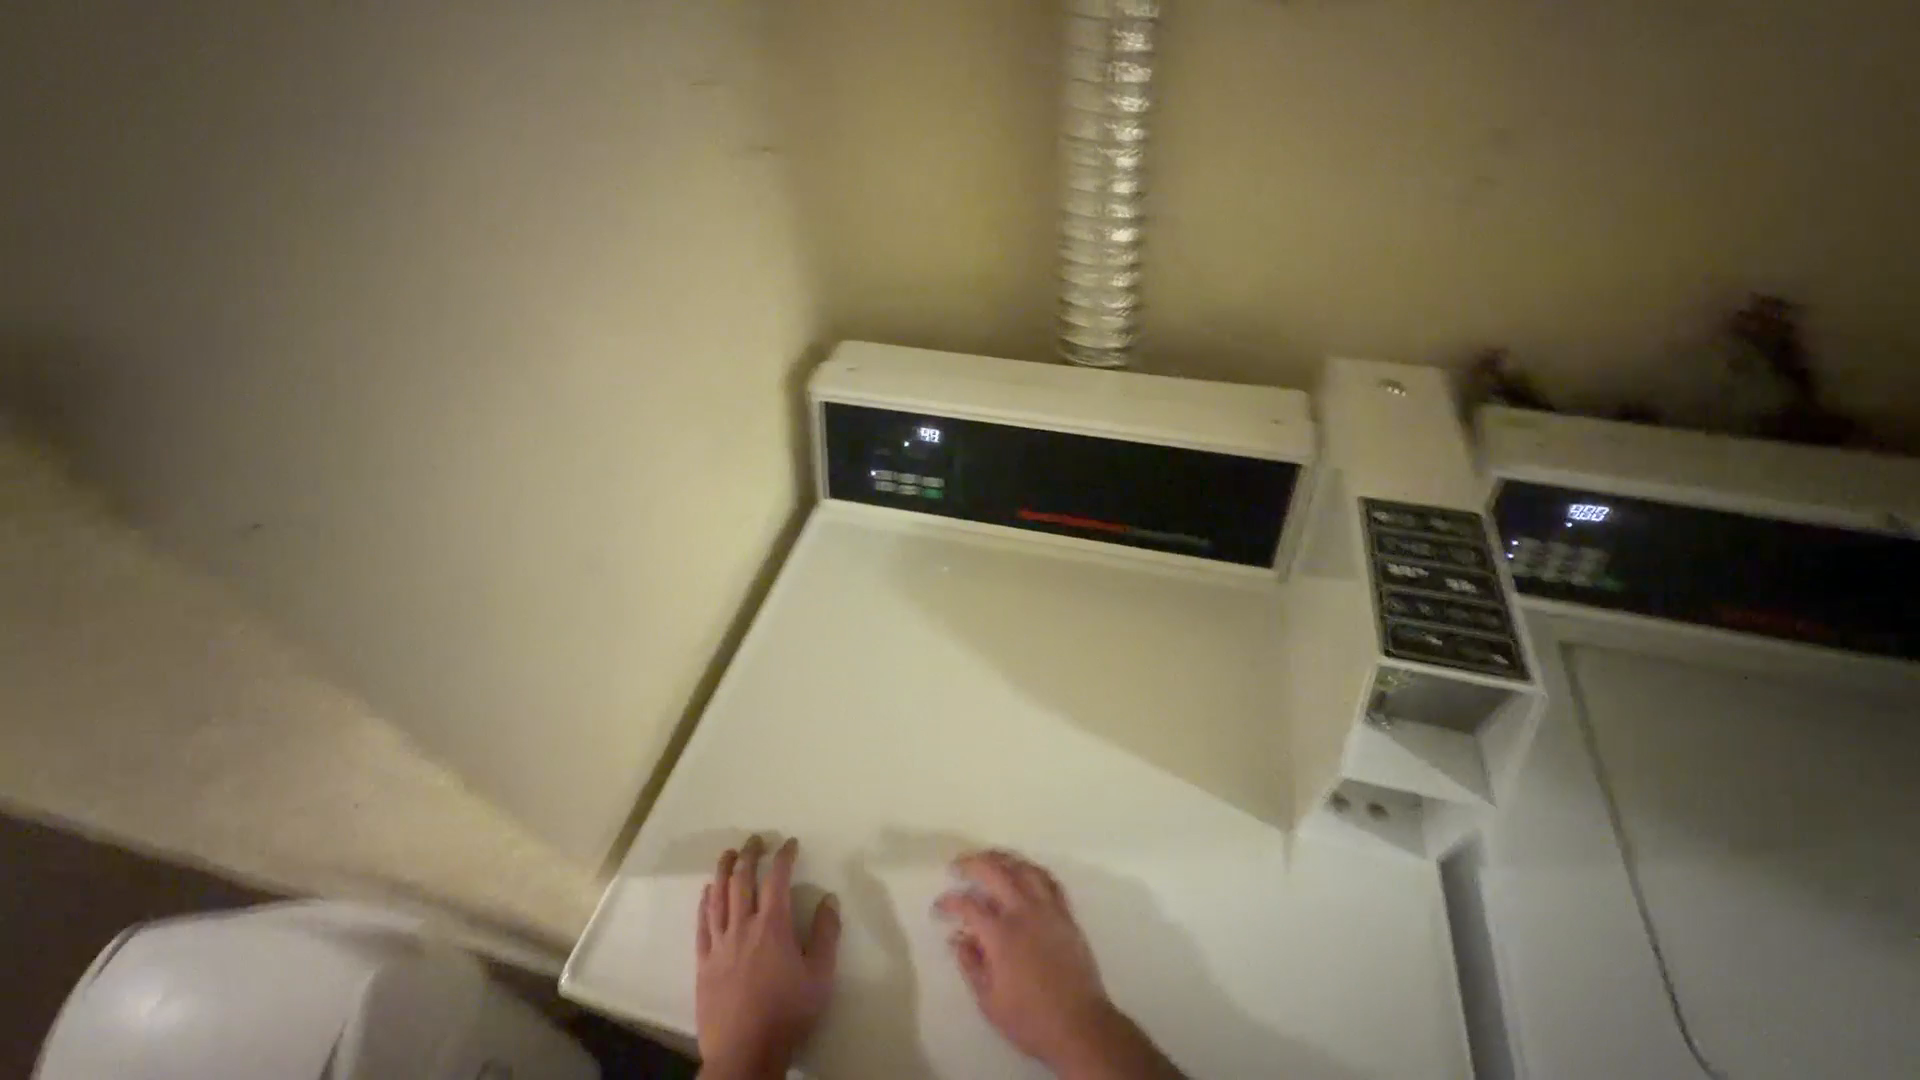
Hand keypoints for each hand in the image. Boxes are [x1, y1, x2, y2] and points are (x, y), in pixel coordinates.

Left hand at [697, 836, 840, 1079]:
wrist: (745, 1052)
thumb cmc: (788, 1013)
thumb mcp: (821, 976)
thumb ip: (826, 934)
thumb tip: (829, 899)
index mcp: (773, 926)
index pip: (777, 878)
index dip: (784, 856)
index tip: (789, 843)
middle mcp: (743, 927)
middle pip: (742, 880)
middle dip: (749, 855)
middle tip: (755, 840)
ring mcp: (719, 944)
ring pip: (717, 897)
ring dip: (722, 871)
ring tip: (728, 854)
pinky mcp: (703, 963)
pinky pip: (702, 925)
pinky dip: (704, 904)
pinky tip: (706, 893)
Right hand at [935, 851, 1180, 1078]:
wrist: (1079, 1025)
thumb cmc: (1030, 1019)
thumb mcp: (989, 1000)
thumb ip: (970, 964)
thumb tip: (958, 937)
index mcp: (1001, 935)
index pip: (968, 905)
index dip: (949, 902)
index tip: (939, 908)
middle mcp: (1024, 912)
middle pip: (995, 871)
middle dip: (971, 863)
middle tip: (957, 866)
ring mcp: (1048, 910)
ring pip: (1024, 868)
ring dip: (1002, 858)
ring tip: (988, 859)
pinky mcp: (1066, 915)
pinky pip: (1048, 881)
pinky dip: (1032, 870)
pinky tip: (1023, 873)